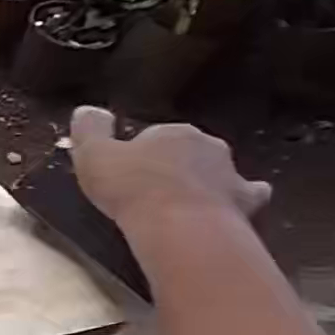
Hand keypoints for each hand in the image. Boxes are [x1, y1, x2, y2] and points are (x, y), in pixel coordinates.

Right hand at [68, 106, 271, 228]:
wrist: (179, 225)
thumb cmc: (132, 188)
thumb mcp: (94, 157)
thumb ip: (89, 131)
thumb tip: (86, 109)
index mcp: (171, 133)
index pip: (156, 137)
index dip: (141, 157)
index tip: (128, 177)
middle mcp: (206, 145)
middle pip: (189, 152)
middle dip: (175, 168)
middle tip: (155, 194)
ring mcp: (230, 173)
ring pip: (218, 172)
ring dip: (205, 184)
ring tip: (187, 208)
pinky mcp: (245, 202)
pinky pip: (249, 195)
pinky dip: (241, 200)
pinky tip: (236, 211)